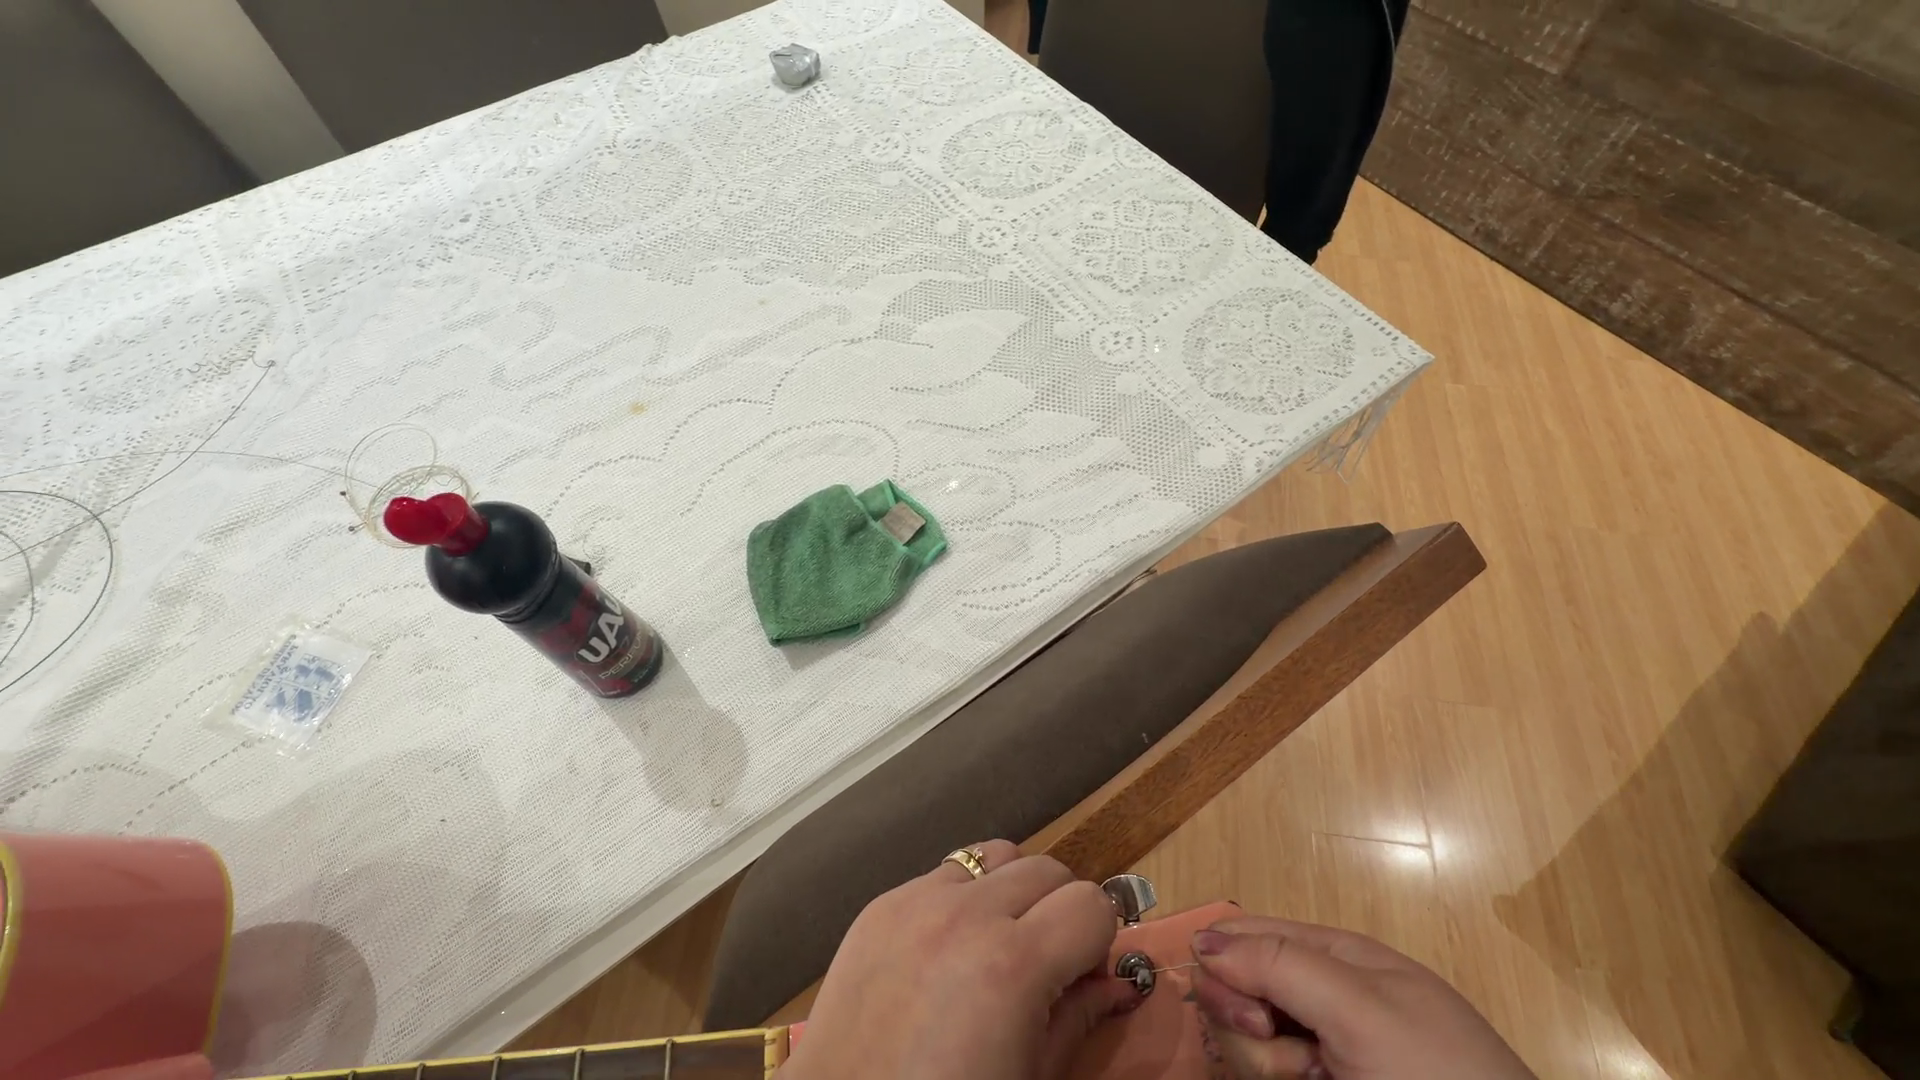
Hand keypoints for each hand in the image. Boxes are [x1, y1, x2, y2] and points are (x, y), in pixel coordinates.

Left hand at [779, 840, 1139, 1079]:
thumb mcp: (1030, 1078)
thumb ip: (1078, 1018)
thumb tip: (1117, 983)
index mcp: (1012, 964)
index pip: (1091, 903)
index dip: (1097, 940)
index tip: (1081, 976)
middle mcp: (966, 914)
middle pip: (1047, 869)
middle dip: (1059, 911)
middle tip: (1043, 964)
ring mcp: (916, 901)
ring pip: (995, 856)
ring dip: (1011, 890)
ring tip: (996, 944)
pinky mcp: (881, 905)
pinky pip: (943, 875)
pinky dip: (961, 898)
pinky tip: (945, 950)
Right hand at [1188, 917, 1533, 1079]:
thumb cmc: (1436, 1078)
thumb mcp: (1360, 1011)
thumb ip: (1279, 965)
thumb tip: (1200, 938)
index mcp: (1336, 955)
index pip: (1245, 934)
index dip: (1225, 967)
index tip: (1247, 1011)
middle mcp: (1322, 995)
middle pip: (1239, 989)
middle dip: (1248, 1025)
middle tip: (1290, 1057)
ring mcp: (1322, 1048)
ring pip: (1248, 1041)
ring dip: (1267, 1066)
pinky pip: (1267, 1073)